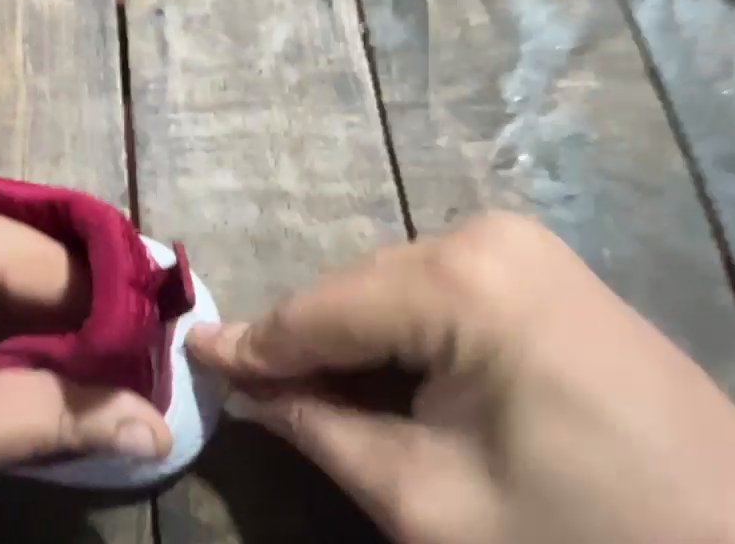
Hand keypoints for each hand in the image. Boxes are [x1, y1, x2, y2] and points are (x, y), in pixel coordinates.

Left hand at [0, 184, 170, 491]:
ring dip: (52, 324)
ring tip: (92, 379)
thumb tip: (159, 427)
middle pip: (44, 263)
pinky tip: (35, 357)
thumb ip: (67, 416)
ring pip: (18, 270)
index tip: (148, 383)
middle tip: (127, 387)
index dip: (113, 328)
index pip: (66, 268)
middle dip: (84, 325)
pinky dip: (14, 317)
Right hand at [188, 212, 734, 543]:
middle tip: (256, 395)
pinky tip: (384, 381)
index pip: (316, 311)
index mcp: (459, 278)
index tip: (190, 358)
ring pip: (385, 292)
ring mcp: (521, 246)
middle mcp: (483, 235)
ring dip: (348, 344)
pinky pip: (434, 295)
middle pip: (350, 295)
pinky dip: (398, 339)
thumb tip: (232, 377)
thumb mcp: (426, 499)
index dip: (250, 347)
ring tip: (314, 396)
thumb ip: (313, 426)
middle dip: (304, 348)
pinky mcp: (545, 271)